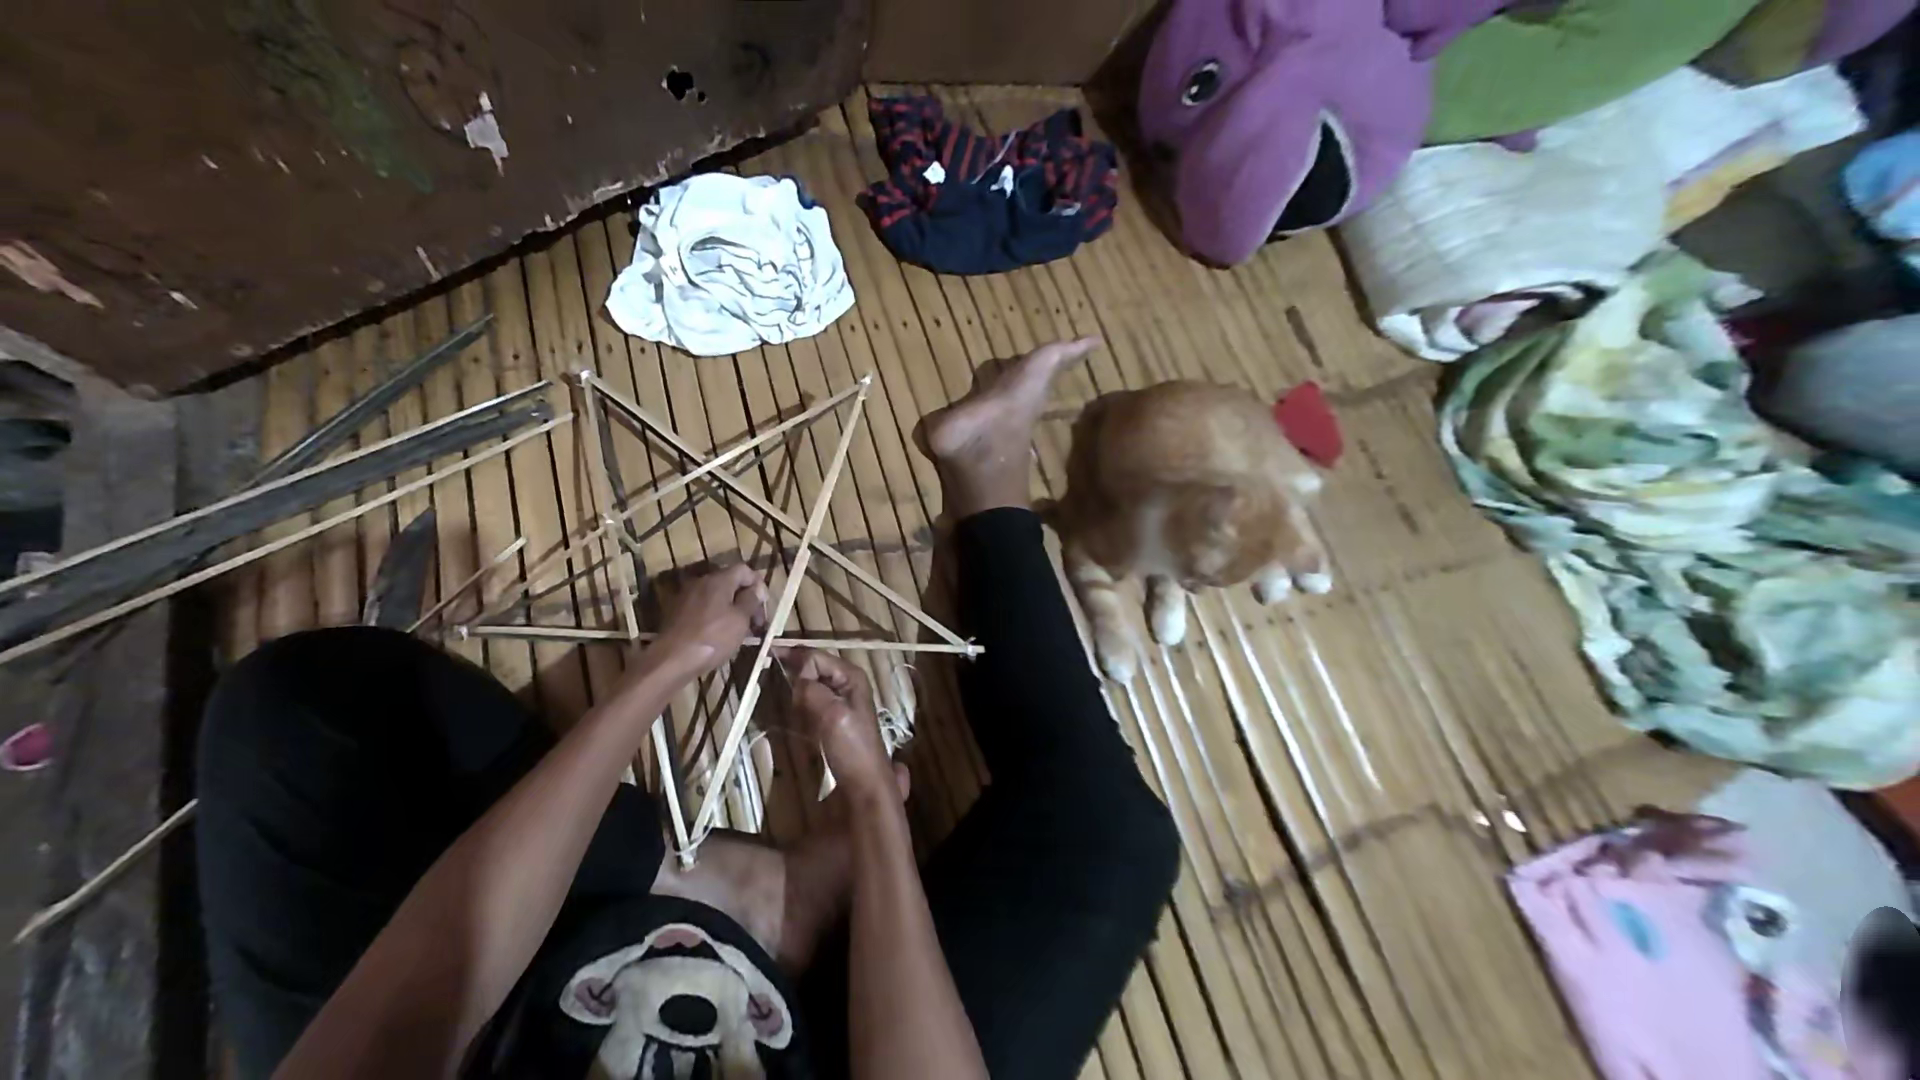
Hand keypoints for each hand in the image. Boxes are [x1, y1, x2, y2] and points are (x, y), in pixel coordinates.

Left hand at [647, 563, 765, 679]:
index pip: (744, 570)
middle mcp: (701, 582)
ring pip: (716, 596)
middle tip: (755, 621)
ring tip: (739, 631)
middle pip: (729, 582)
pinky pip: (703, 608)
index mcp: (718, 580)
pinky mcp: (677, 612)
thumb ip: (751, 600)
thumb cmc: (713, 637)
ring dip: (730, 609)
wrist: (672, 660)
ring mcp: (686, 597)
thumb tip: (757, 588)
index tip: (763, 605)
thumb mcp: (740, 620)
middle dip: (745, 598)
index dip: (757, 584)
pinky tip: (719, 634)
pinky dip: (715, 616)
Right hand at [779, 648, 893, 800]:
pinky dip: (800, 707)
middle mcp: (847, 682)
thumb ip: (811, 690)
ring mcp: (840, 700)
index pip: (815, 656)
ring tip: (789, 706)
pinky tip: (797, 719)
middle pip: (812, 668)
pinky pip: (809, 702)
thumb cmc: (852, 748)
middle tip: (773, 682)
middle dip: (793, 673)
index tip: (765, 658)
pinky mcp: (832, 717)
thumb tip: (796, 676)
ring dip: (796, 692)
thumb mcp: (832, 714)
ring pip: (808, 685)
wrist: (864, 784)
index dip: (792, 657)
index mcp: (850, 676)